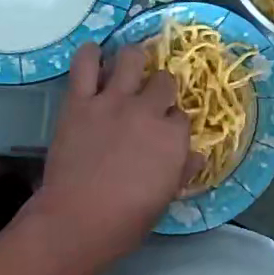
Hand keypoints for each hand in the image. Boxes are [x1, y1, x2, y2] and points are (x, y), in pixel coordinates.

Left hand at [31, 43, 198, 258]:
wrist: (77, 220)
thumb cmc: (127, 221)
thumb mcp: (166, 198)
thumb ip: (181, 171)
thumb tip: (196, 156)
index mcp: (173, 138)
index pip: (182, 116)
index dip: (173, 121)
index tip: (164, 131)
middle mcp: (147, 111)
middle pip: (163, 81)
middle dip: (160, 88)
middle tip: (148, 99)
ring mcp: (112, 102)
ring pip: (131, 59)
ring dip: (133, 59)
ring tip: (129, 66)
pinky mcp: (79, 102)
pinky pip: (85, 64)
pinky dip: (90, 54)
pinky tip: (94, 53)